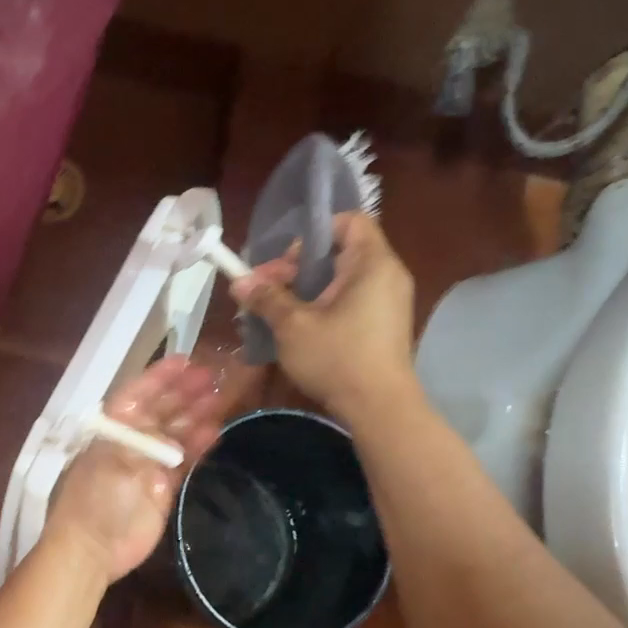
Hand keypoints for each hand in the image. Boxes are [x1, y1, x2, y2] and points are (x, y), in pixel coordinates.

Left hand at [46, 356, 220, 580]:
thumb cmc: (95, 501)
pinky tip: (215, 430)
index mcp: (110, 431)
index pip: (136, 395)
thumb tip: (170, 432)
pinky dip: (198, 446)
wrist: (91, 549)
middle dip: (183, 392)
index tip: (184, 360)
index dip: (158, 378)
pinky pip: (184, 460)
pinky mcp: (162, 488)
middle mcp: (130, 442)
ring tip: (220, 398)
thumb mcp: (114, 464)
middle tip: (212, 376)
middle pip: (160, 411)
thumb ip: (142, 444)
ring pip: (175, 433)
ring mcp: (147, 465)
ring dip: (195, 415)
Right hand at [230, 212, 418, 424]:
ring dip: (307, 291)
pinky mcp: (384, 325)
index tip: (285, 264)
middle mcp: (387, 275)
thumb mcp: (292, 326)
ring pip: (342, 280)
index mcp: (372, 263)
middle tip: (268, 293)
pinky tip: (300, 330)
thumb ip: (266, 298)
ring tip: (278, 313)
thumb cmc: (337, 357)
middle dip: (299, 268)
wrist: (378, 406)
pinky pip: (351, 301)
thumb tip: (239, 281)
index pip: (349, 221)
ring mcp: (389, 301)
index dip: (313, 233)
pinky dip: (324, 307)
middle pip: (341, 252)